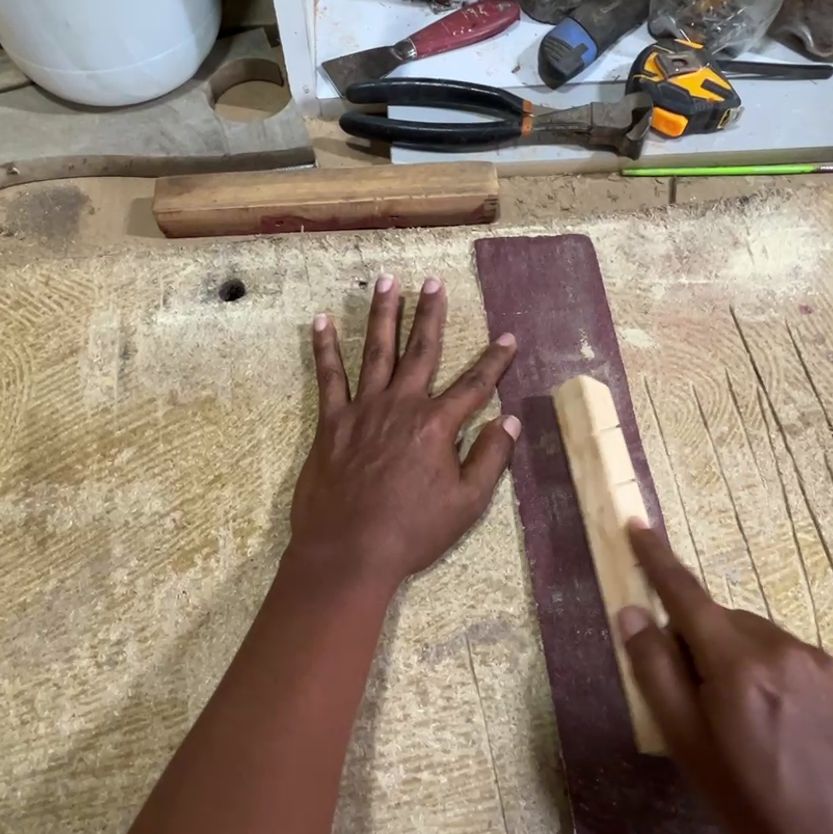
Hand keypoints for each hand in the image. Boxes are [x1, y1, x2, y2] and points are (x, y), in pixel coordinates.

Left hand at [288, 274, 519, 590]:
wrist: (349, 551)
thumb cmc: (412, 532)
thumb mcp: (466, 504)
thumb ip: (489, 458)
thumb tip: (510, 421)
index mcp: (437, 426)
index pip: (475, 385)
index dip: (495, 360)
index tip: (508, 336)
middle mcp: (402, 406)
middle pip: (421, 351)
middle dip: (431, 314)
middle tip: (434, 282)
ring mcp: (363, 410)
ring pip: (376, 351)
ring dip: (384, 315)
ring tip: (388, 282)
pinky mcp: (332, 422)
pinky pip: (328, 376)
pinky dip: (325, 347)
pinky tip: (322, 320)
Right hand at [619, 522, 832, 833]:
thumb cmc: (756, 806)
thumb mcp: (687, 746)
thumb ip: (655, 672)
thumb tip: (631, 612)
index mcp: (736, 663)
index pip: (685, 594)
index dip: (657, 559)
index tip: (637, 525)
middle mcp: (780, 647)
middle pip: (719, 621)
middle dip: (698, 643)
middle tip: (697, 701)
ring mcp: (818, 661)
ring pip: (754, 638)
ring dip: (736, 659)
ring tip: (745, 723)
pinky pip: (789, 656)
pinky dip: (770, 672)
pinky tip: (781, 725)